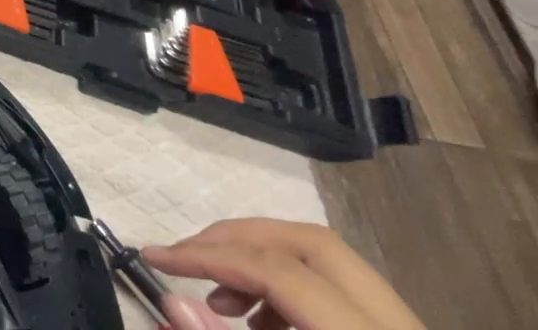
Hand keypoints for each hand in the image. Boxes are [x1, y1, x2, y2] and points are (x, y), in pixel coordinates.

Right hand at [145, 219, 423, 329]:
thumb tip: (172, 300)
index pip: (282, 271)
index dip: (209, 256)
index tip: (155, 257)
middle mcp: (400, 325)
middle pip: (313, 243)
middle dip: (238, 239)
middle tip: (188, 256)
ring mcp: (406, 327)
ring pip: (330, 262)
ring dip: (262, 264)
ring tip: (221, 300)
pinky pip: (344, 291)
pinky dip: (291, 290)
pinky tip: (261, 321)